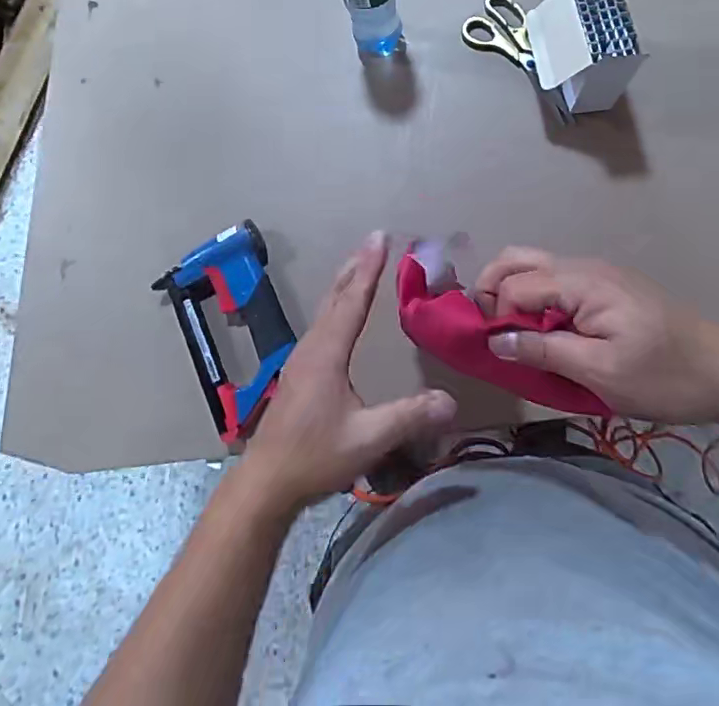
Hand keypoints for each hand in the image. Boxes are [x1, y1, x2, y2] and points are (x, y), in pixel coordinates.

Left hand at [232, 231, 457, 513]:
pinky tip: (341, 315)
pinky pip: (322, 325)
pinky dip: (337, 305)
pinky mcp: (299, 372)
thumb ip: (408, 417)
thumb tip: (451, 401)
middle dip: (356, 267)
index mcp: (326, 353)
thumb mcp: (368, 439)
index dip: (369, 269)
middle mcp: (312, 347)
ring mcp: (301, 359)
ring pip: (326, 310)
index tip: (380, 238)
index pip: (352, 301)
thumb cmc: (315, 456)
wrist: (267, 480)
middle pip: (336, 297)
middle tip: (373, 240)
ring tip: (361, 266)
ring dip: (345, 284)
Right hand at [474, 247, 718, 427]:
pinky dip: (536, 300)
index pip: (514, 285)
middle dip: (492, 289)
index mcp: (582, 282)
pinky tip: (544, 331)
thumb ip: (543, 351)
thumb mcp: (600, 373)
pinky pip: (556, 282)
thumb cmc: (664, 377)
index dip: (494, 315)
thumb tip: (494, 339)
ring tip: (514, 334)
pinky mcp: (608, 287)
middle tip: (491, 331)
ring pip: (535, 268)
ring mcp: (598, 274)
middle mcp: (585, 267)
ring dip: (514, 294)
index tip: (496, 350)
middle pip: (517, 260)